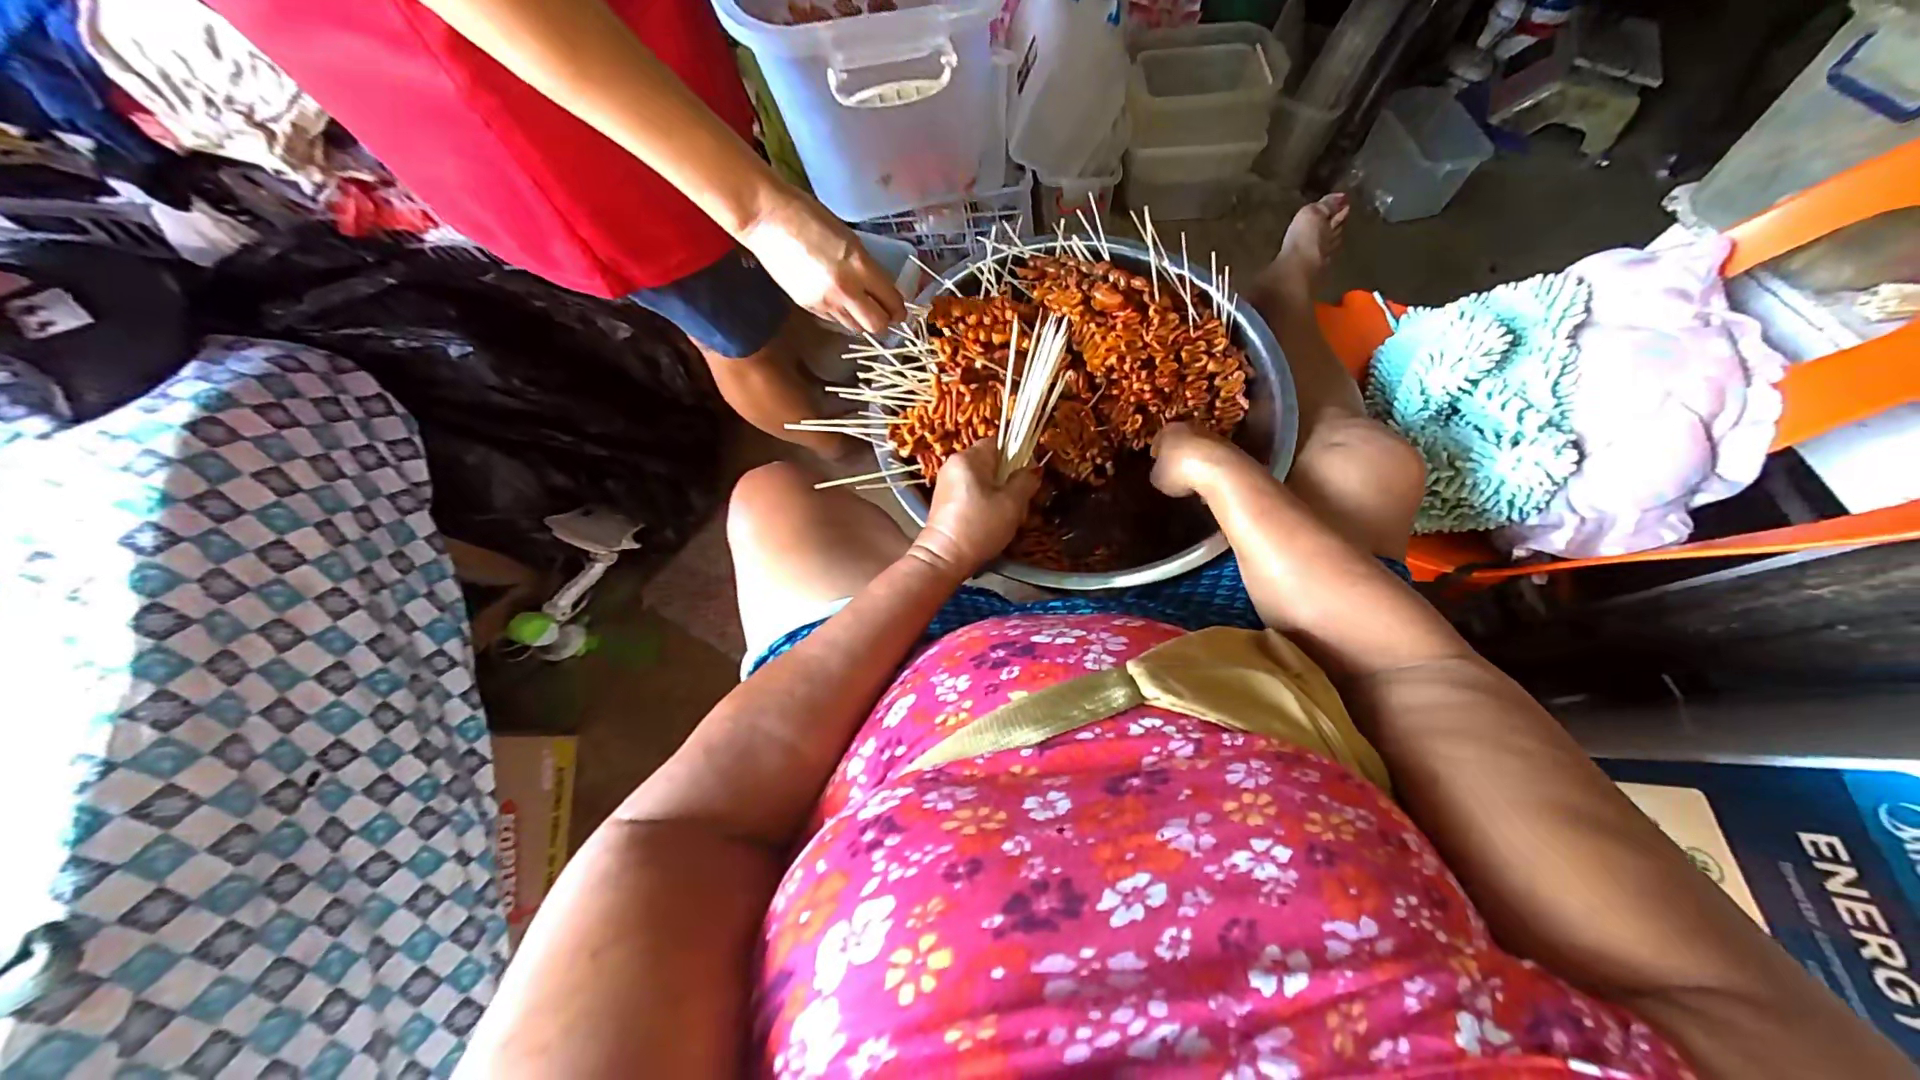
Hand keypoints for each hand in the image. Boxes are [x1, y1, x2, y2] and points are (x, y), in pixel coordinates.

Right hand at [737, 188, 908, 334]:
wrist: (766, 219)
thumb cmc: (809, 216)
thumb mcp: (850, 239)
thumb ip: (866, 267)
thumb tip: (879, 288)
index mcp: (860, 267)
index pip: (891, 302)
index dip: (899, 309)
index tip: (900, 309)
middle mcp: (846, 290)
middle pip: (876, 325)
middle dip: (883, 321)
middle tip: (883, 313)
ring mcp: (825, 302)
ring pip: (855, 327)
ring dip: (861, 320)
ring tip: (859, 307)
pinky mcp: (808, 307)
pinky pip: (834, 320)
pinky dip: (840, 315)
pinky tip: (836, 300)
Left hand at [909, 440, 1040, 578]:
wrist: (944, 558)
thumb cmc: (980, 526)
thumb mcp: (1012, 503)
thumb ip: (1026, 480)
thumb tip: (1034, 468)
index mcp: (968, 458)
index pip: (998, 442)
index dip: (1018, 453)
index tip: (1030, 473)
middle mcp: (954, 464)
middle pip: (992, 462)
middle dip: (1010, 478)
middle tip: (1022, 500)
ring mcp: (947, 483)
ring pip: (984, 479)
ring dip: (1000, 493)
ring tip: (1010, 515)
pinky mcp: (946, 501)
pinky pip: (973, 492)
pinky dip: (986, 502)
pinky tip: (993, 521)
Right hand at [1150, 422, 1254, 497]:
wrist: (1220, 470)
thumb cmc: (1179, 471)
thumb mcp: (1158, 478)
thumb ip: (1158, 473)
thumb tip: (1162, 473)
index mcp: (1169, 430)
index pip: (1159, 438)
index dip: (1156, 451)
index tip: (1156, 461)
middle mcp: (1191, 427)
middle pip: (1182, 440)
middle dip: (1178, 453)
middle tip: (1174, 469)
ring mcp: (1214, 436)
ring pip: (1200, 448)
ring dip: (1196, 461)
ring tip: (1193, 479)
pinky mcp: (1231, 448)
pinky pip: (1215, 459)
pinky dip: (1211, 468)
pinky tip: (1209, 482)